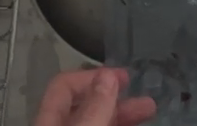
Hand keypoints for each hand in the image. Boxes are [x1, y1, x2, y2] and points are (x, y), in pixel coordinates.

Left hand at [34, 68, 156, 125]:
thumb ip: (94, 108)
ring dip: (122, 115)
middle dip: (117, 99)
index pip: (64, 85)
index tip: (124, 78)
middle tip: (145, 99)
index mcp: (47, 119)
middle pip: (85, 107)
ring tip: (149, 112)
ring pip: (97, 123)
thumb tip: (108, 75)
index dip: (93, 77)